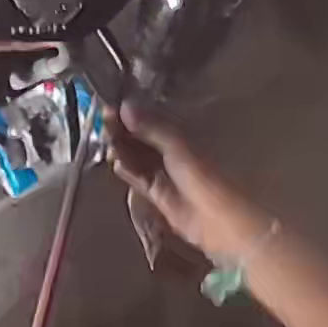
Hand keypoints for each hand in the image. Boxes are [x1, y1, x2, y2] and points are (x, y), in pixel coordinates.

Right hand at [105, 102, 272, 261]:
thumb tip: (125, 105)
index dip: (134, 110)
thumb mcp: (178, 146)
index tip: (114, 102)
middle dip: (124, 128)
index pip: (154, 116)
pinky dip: (128, 171)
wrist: (223, 224)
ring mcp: (167, 172)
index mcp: (185, 133)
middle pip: (143, 136)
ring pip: (138, 156)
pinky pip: (139, 178)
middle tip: (103, 118)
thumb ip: (151, 127)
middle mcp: (174, 150)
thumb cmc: (207, 177)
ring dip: (123, 147)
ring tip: (105, 137)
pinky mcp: (159, 194)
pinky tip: (115, 163)